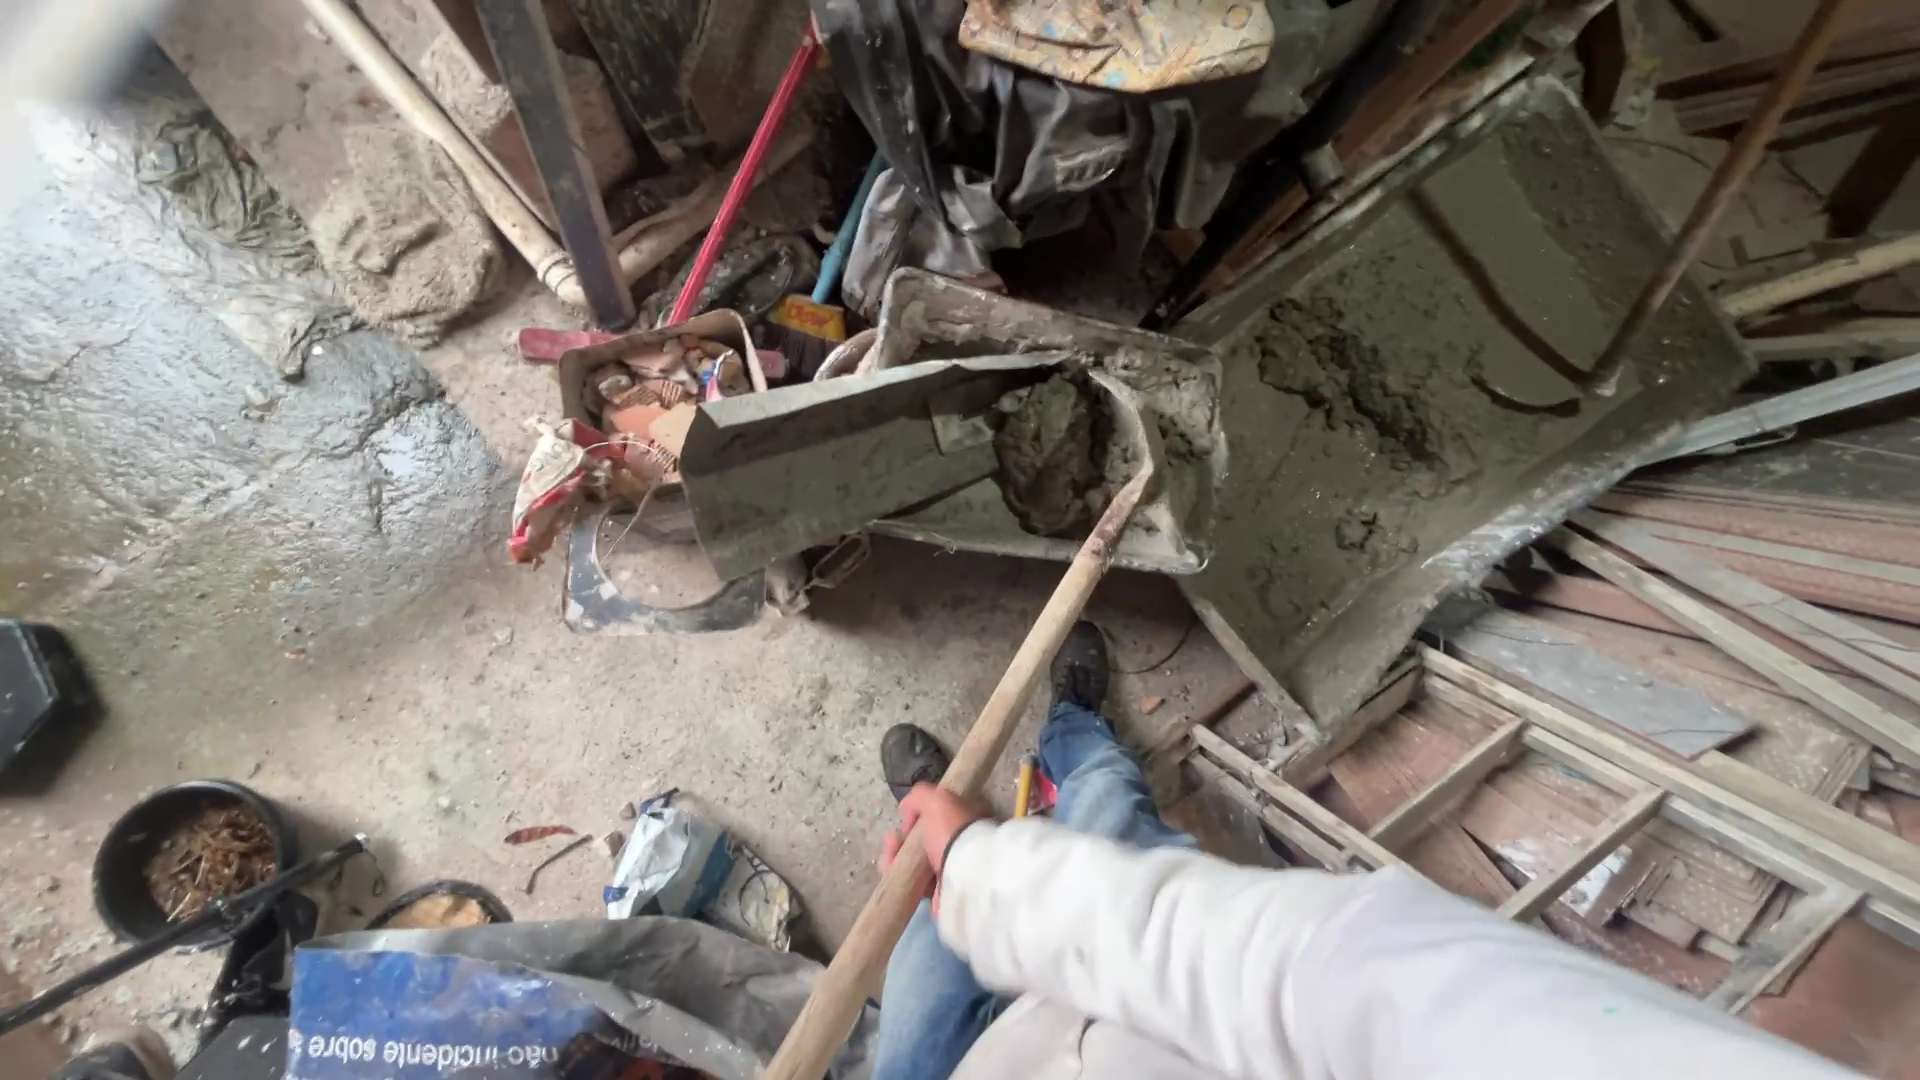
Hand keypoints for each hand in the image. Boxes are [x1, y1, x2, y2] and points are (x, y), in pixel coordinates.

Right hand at [880, 784, 990, 912]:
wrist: (964, 877)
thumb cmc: (953, 832)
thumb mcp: (936, 800)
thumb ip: (919, 796)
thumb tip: (907, 807)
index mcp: (970, 818)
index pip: (941, 812)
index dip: (920, 814)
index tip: (906, 817)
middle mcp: (964, 843)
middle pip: (926, 838)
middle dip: (904, 837)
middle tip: (893, 839)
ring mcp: (953, 869)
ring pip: (917, 861)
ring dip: (897, 855)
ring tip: (889, 855)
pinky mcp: (941, 892)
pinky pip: (914, 882)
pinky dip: (900, 874)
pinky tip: (891, 868)